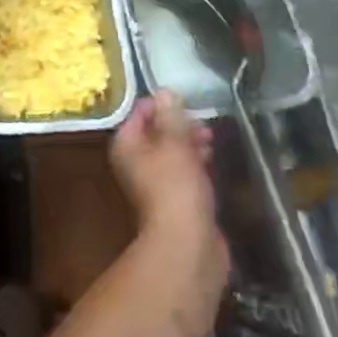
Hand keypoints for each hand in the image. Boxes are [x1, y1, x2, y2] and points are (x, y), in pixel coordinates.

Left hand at [111, 92, 219, 241]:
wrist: (188, 246)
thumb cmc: (175, 187)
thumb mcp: (173, 143)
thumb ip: (170, 115)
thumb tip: (164, 91)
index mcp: (126, 146)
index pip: (139, 113)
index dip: (161, 104)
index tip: (185, 100)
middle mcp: (135, 163)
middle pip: (156, 133)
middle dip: (179, 125)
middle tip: (203, 122)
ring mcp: (155, 184)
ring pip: (171, 153)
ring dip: (189, 143)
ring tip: (210, 138)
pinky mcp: (176, 201)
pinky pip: (183, 173)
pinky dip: (195, 163)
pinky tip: (211, 159)